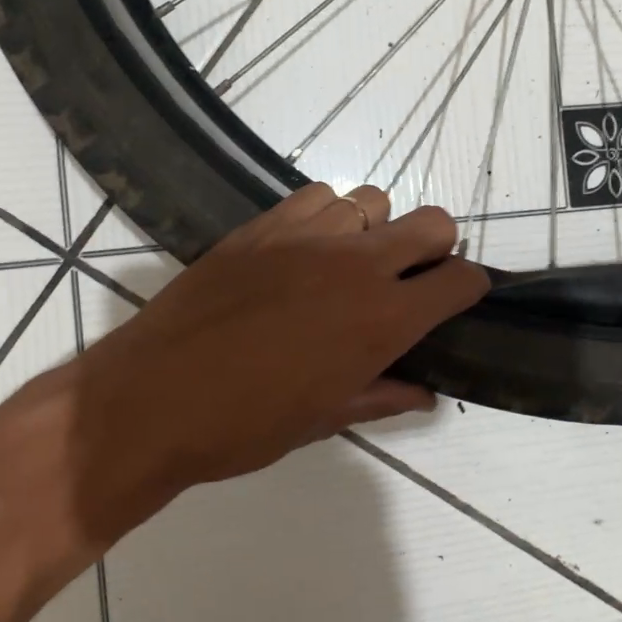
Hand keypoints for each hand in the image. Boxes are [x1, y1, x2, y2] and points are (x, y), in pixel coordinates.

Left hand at [0, 184, 487, 543]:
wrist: (152, 398)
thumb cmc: (244, 425)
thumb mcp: (323, 420)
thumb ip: (382, 396)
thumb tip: (425, 393)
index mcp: (382, 321)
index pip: (458, 280)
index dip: (469, 287)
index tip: (459, 299)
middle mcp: (357, 266)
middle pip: (432, 222)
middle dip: (437, 247)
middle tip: (410, 280)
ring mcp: (308, 236)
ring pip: (373, 200)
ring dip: (376, 229)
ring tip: (349, 263)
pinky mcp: (263, 224)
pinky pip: (319, 196)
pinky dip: (327, 214)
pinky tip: (305, 248)